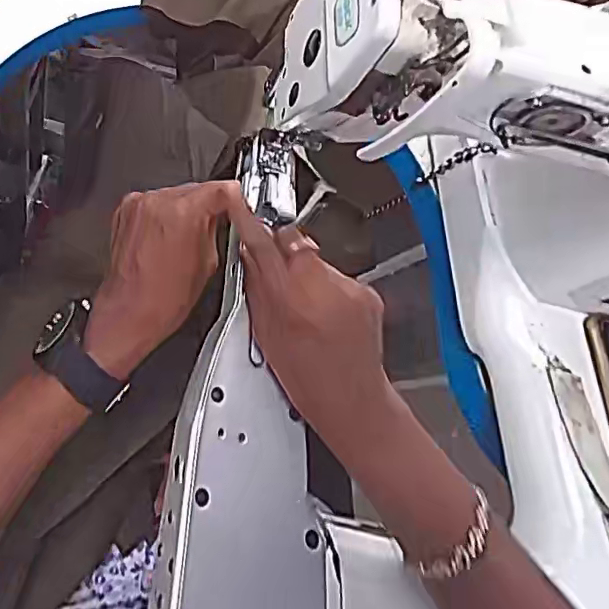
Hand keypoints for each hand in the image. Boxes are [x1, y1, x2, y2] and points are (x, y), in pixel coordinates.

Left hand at [85, 182, 241, 376]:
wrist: (129, 312)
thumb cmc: (162, 298)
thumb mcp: (209, 262)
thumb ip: (216, 228)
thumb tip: (221, 215)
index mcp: (184, 212)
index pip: (222, 188)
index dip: (235, 197)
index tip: (238, 203)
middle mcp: (159, 202)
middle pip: (199, 188)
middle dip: (209, 204)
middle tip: (215, 225)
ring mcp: (140, 204)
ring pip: (178, 193)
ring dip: (186, 209)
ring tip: (187, 236)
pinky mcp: (127, 210)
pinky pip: (157, 202)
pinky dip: (166, 213)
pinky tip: (168, 236)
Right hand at [226, 204, 395, 456]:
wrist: (353, 401)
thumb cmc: (309, 380)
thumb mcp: (267, 336)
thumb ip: (256, 291)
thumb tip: (248, 259)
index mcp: (291, 299)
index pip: (265, 245)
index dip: (250, 222)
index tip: (241, 206)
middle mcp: (322, 287)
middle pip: (296, 245)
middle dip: (285, 252)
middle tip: (281, 278)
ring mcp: (348, 288)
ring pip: (318, 261)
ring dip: (309, 275)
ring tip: (310, 310)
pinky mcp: (366, 292)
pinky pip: (339, 277)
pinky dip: (331, 289)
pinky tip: (330, 316)